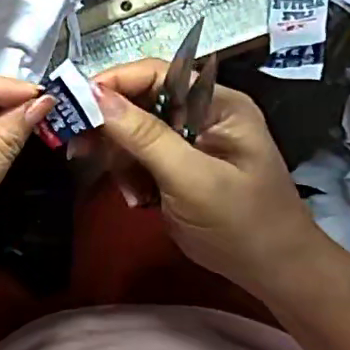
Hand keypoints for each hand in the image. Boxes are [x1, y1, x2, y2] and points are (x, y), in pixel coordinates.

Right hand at [91, 59, 330, 293]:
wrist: (275, 274)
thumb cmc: (242, 225)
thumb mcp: (192, 179)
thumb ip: (144, 136)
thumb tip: (95, 96)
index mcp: (216, 103)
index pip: (155, 74)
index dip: (112, 83)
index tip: (74, 103)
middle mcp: (201, 113)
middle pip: (138, 100)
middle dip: (110, 126)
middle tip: (80, 149)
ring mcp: (189, 140)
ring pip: (132, 131)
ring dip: (120, 158)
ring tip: (129, 191)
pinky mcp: (177, 165)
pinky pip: (137, 157)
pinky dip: (129, 176)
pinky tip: (138, 199)